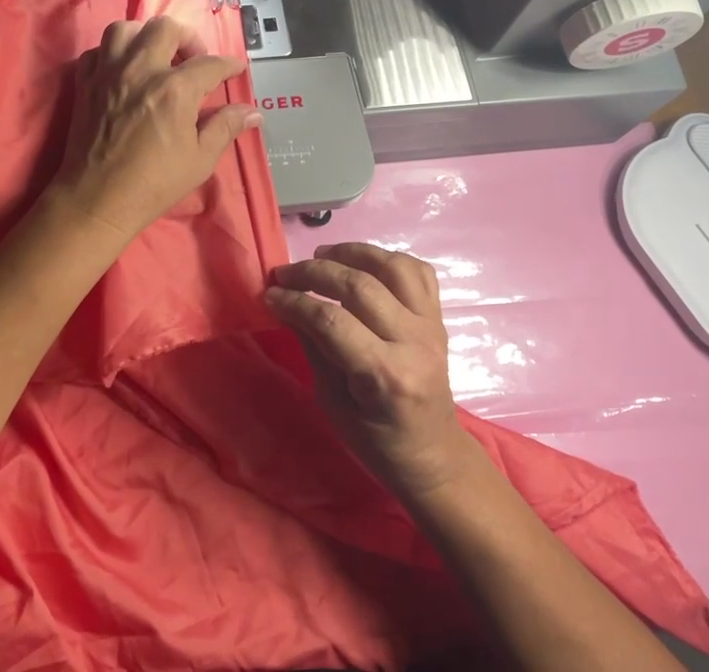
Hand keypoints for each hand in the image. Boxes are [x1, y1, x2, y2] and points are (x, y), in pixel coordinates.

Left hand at [51, 17, 259, 241]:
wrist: (97, 199)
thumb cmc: (154, 184)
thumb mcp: (200, 159)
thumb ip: (225, 127)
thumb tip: (253, 112)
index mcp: (174, 89)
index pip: (210, 64)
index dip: (228, 65)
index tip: (235, 70)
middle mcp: (140, 70)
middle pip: (166, 29)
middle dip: (187, 39)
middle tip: (194, 61)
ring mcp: (108, 73)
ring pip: (126, 29)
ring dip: (145, 36)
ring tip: (156, 57)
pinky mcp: (85, 83)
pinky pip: (98, 50)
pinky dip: (113, 53)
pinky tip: (124, 70)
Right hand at [266, 243, 473, 498]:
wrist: (432, 455)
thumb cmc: (376, 441)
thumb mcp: (333, 403)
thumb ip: (314, 348)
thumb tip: (285, 304)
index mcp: (385, 376)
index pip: (332, 321)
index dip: (295, 302)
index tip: (269, 295)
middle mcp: (413, 343)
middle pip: (360, 286)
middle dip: (314, 273)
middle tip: (283, 274)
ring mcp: (431, 327)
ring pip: (393, 267)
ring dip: (353, 253)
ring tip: (322, 255)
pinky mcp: (439, 319)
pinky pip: (418, 272)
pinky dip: (387, 259)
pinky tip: (362, 263)